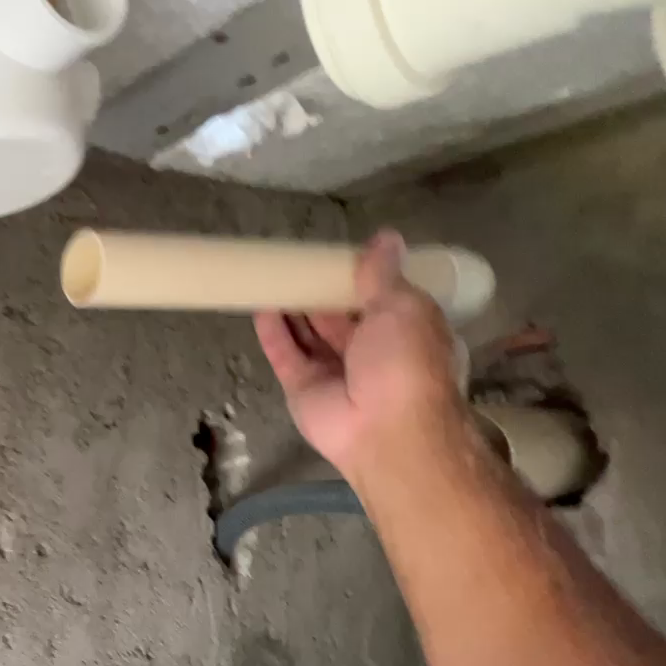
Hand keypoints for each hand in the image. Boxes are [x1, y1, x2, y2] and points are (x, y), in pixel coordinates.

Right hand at [254, 230, 468, 483]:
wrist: (383, 427)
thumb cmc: (404, 363)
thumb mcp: (403, 308)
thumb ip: (383, 276)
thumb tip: (385, 238)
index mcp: (404, 330)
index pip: (379, 299)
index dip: (359, 278)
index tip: (338, 256)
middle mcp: (369, 351)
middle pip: (338, 316)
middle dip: (320, 293)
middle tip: (297, 264)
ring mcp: (333, 370)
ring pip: (309, 334)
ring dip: (293, 309)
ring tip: (272, 279)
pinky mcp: (302, 386)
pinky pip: (285, 353)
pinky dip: (273, 332)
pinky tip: (262, 307)